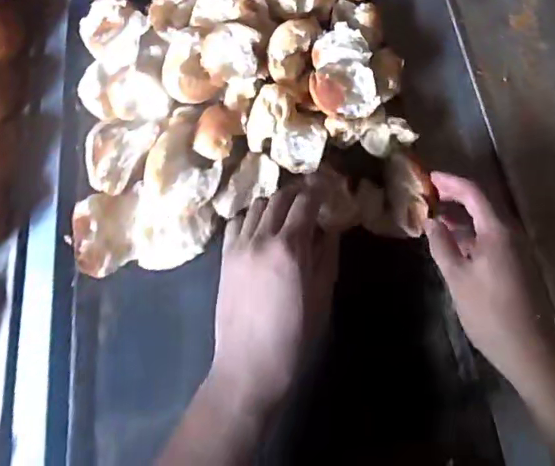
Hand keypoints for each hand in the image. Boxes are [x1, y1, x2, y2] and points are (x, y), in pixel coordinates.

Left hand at [206, 181, 340, 416]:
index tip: (328, 184)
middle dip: (297, 192)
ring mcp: (239, 246)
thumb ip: (327, 256)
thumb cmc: (293, 338)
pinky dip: (251, 217)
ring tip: (285, 212)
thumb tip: (330, 228)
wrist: (248, 369)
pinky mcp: (224, 257)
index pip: (305, 201)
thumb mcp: (321, 297)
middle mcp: (262, 238)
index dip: (318, 188)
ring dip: (274, 202)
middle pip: (280, 197)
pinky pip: (237, 222)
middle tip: (310, 196)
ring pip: (258, 205)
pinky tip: (260, 227)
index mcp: (290, 247)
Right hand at [425, 171, 554, 392]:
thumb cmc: (490, 312)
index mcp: (497, 230)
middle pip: (481, 204)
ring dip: (462, 217)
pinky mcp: (518, 265)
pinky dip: (472, 234)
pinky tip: (455, 245)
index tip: (429, 178)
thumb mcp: (458, 278)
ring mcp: (517, 249)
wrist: (532, 352)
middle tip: (429, 195)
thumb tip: (430, 221)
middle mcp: (510, 233)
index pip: (472, 192)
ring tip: (436, 219)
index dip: (450, 182)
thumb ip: (442, 245)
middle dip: (455, 196)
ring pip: (486, 222)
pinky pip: (491, 237)